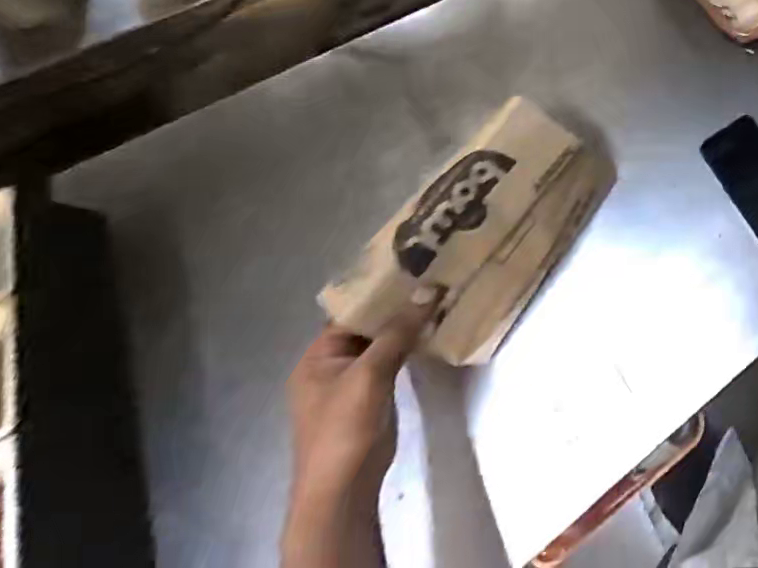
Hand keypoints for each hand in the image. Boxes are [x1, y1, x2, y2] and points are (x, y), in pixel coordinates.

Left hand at [286, 289, 436, 501]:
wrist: (343, 490)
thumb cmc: (344, 428)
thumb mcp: (369, 374)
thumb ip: (398, 331)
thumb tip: (430, 289)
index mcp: (317, 357)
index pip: (350, 311)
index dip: (380, 289)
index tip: (414, 267)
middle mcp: (331, 365)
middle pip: (368, 325)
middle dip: (399, 305)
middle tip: (434, 277)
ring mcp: (352, 381)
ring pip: (383, 341)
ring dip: (408, 324)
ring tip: (440, 297)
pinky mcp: (372, 395)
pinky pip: (392, 359)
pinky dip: (411, 344)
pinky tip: (434, 329)